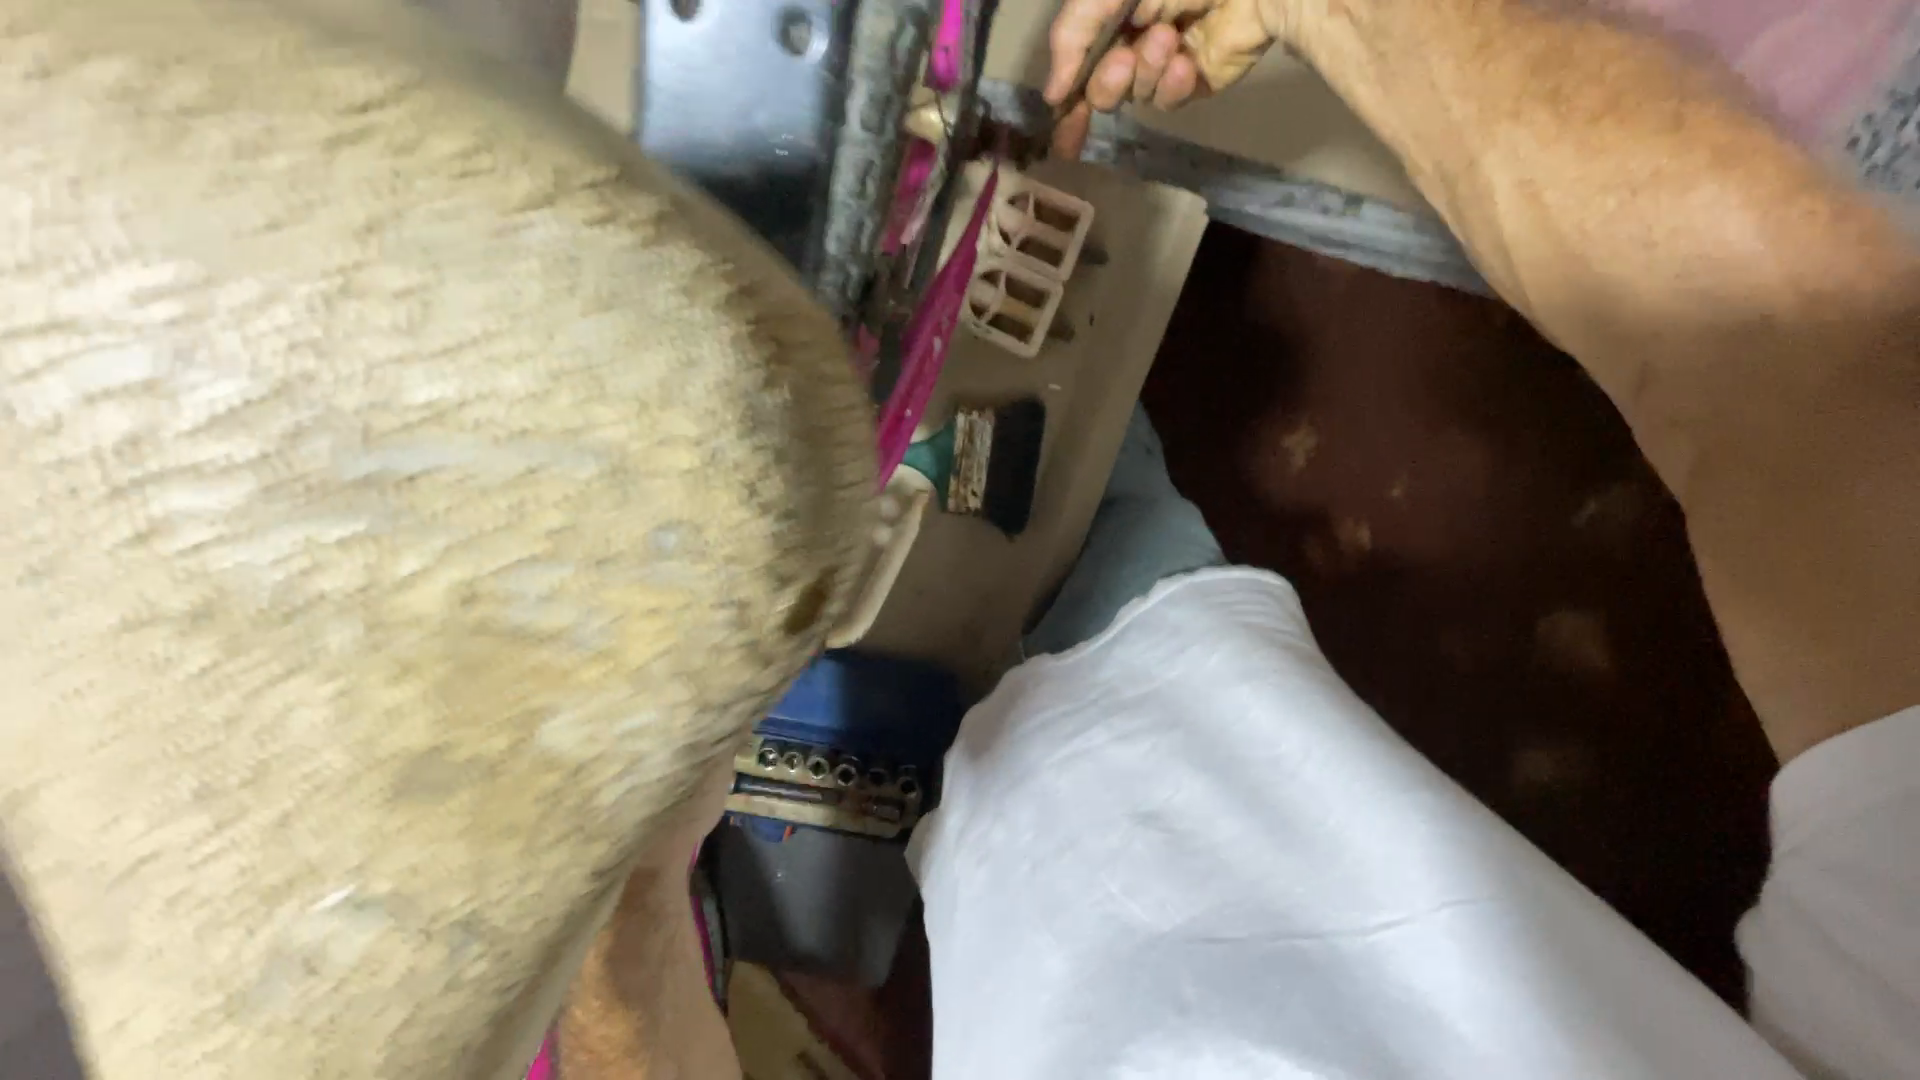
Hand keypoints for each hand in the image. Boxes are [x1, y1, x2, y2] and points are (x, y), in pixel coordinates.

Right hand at [1044, 0, 1293, 157]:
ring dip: (1145, 73)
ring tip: (1168, 38)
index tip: (1060, 131)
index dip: (1068, 102)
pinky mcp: (1199, 79)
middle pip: (1103, 91)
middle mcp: (1137, 38)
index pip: (1080, 67)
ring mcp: (1169, 60)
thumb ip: (1072, 34)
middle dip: (1108, 82)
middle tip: (1123, 60)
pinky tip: (1184, 60)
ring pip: (1136, 95)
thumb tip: (1052, 94)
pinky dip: (1172, 85)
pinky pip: (1170, 100)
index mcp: (1114, 13)